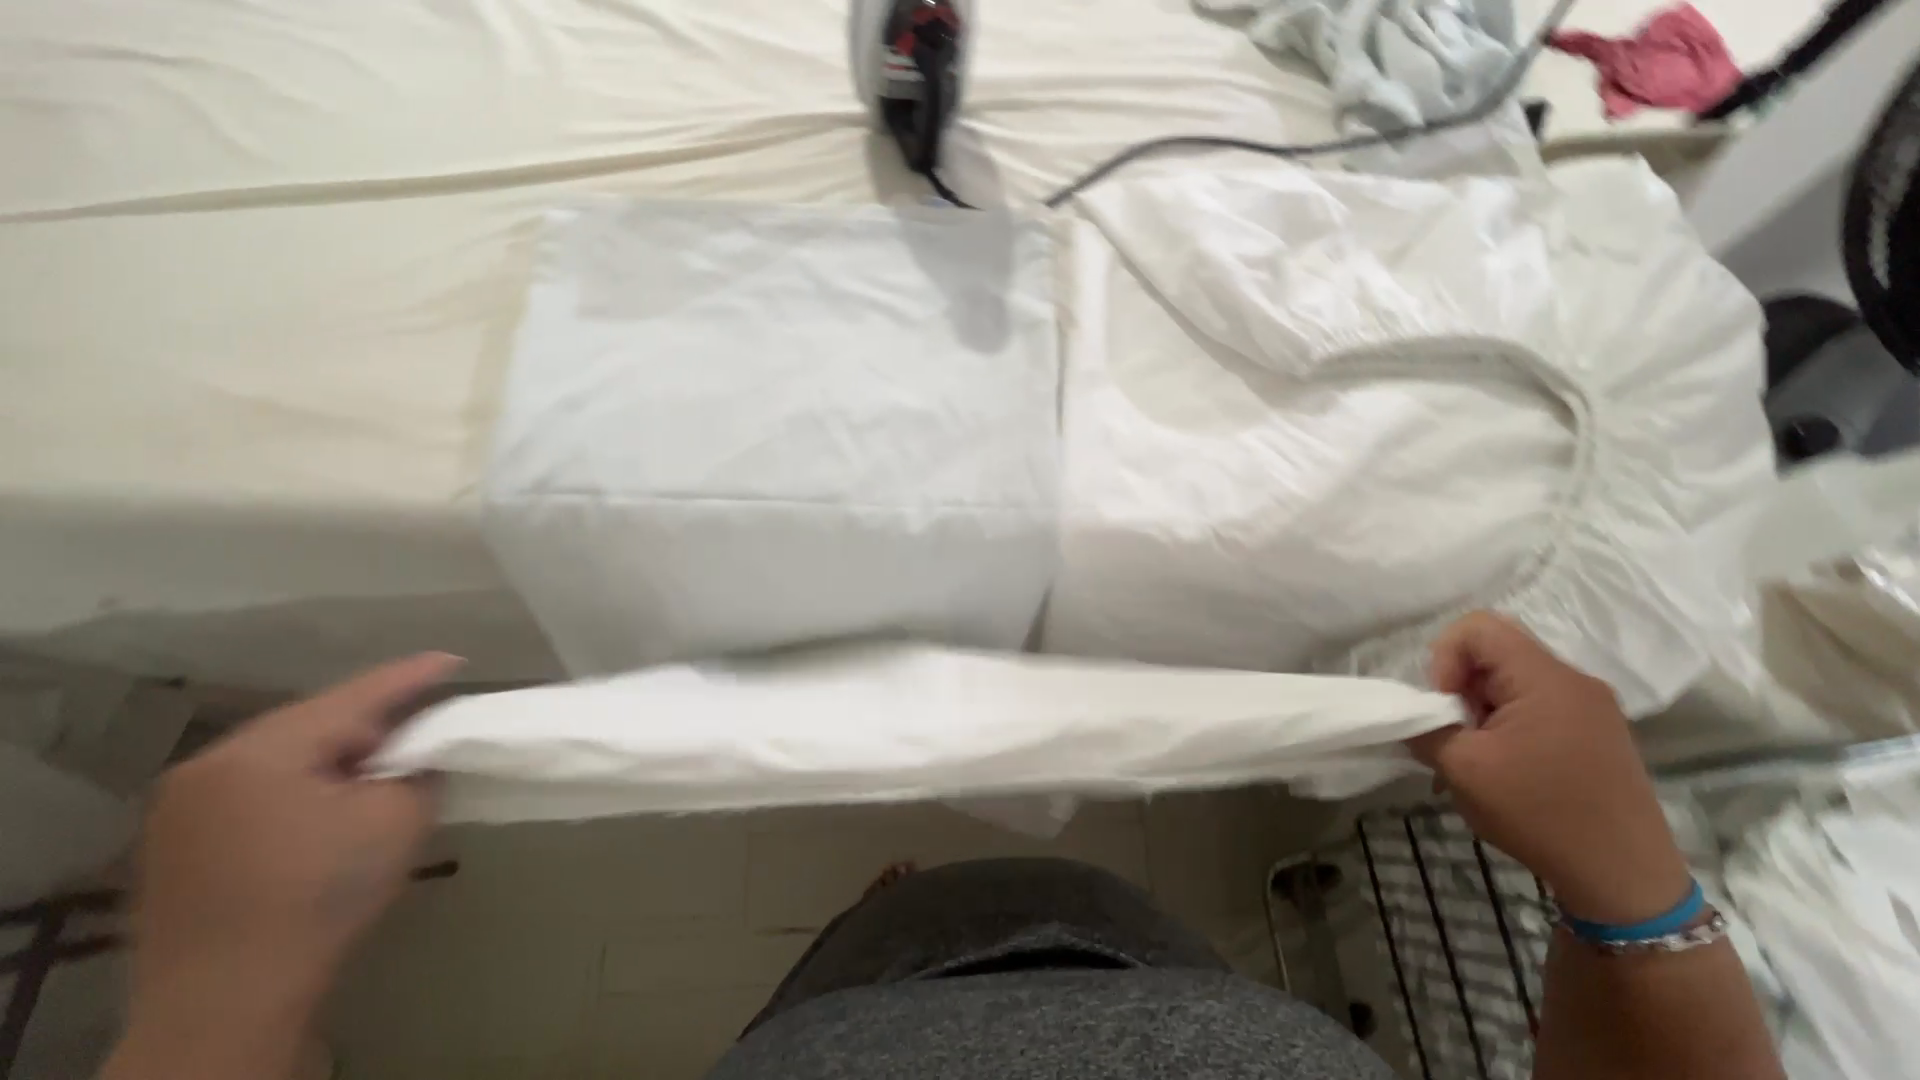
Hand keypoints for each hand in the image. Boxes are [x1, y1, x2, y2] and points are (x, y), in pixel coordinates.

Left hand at [107, 654, 459, 1079]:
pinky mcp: (177, 843)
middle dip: (371, 723)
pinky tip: (329, 805)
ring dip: (335, 757)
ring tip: (382, 765)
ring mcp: (183, 805)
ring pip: (283, 757)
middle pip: (313, 724)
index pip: (355, 697)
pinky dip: (302, 786)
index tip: (454, 660)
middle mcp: (211, 764)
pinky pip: (256, 789)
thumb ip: (418, 771)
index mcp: (262, 750)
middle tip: (425, 725)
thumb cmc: (321, 896)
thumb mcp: (398, 820)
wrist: (226, 1001)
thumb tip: (418, 758)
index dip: (412, 677)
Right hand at [1407, 613, 1689, 924]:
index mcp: (1546, 679)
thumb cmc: (1540, 814)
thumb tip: (1414, 714)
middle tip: (1455, 730)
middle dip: (1460, 684)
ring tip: (1477, 755)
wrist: (1623, 877)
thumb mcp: (1462, 769)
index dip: (1444, 657)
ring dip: (1482, 707)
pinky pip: (1538, 704)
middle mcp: (1575, 681)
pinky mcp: (1599, 733)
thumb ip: (1425, 728)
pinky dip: (1508, 722)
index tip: (1442, 705)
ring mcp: (1593, 708)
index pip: (1478, 627)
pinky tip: (1505, 767)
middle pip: (1497, 650)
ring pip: (1515, 679)